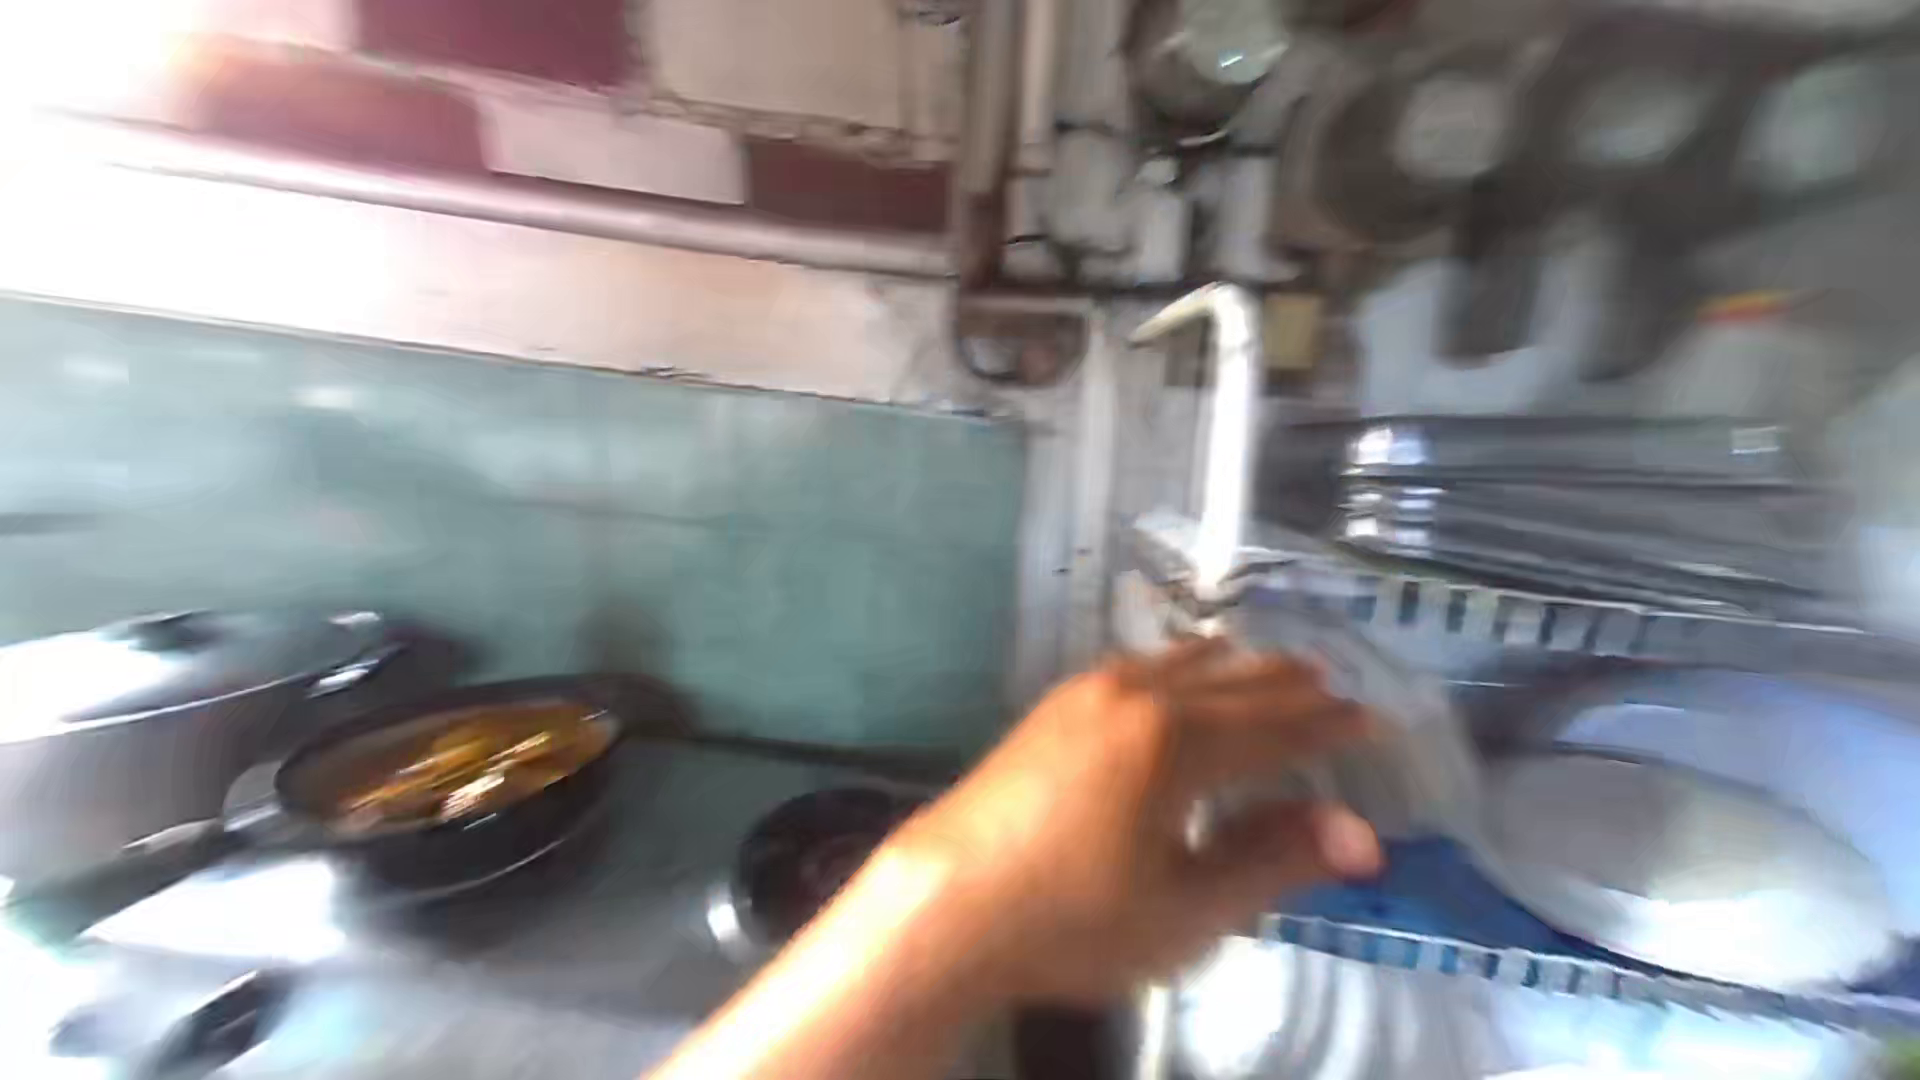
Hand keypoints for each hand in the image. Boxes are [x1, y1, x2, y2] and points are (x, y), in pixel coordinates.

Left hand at [878, 638, 1383, 1004]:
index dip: (1327, 724)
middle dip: (1283, 683)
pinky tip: (1169, 669)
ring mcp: (1086, 692)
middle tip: (1327, 678)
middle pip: (1228, 683)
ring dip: (1225, 664)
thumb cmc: (1075, 916)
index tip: (1369, 716)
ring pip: (1176, 663)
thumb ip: (1272, 858)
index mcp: (1177, 741)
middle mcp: (1135, 696)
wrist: (951, 894)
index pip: (1274, 726)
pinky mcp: (1053, 703)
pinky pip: (1131, 667)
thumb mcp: (1188, 906)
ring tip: (1258, 657)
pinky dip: (1169, 664)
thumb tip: (1361, 831)